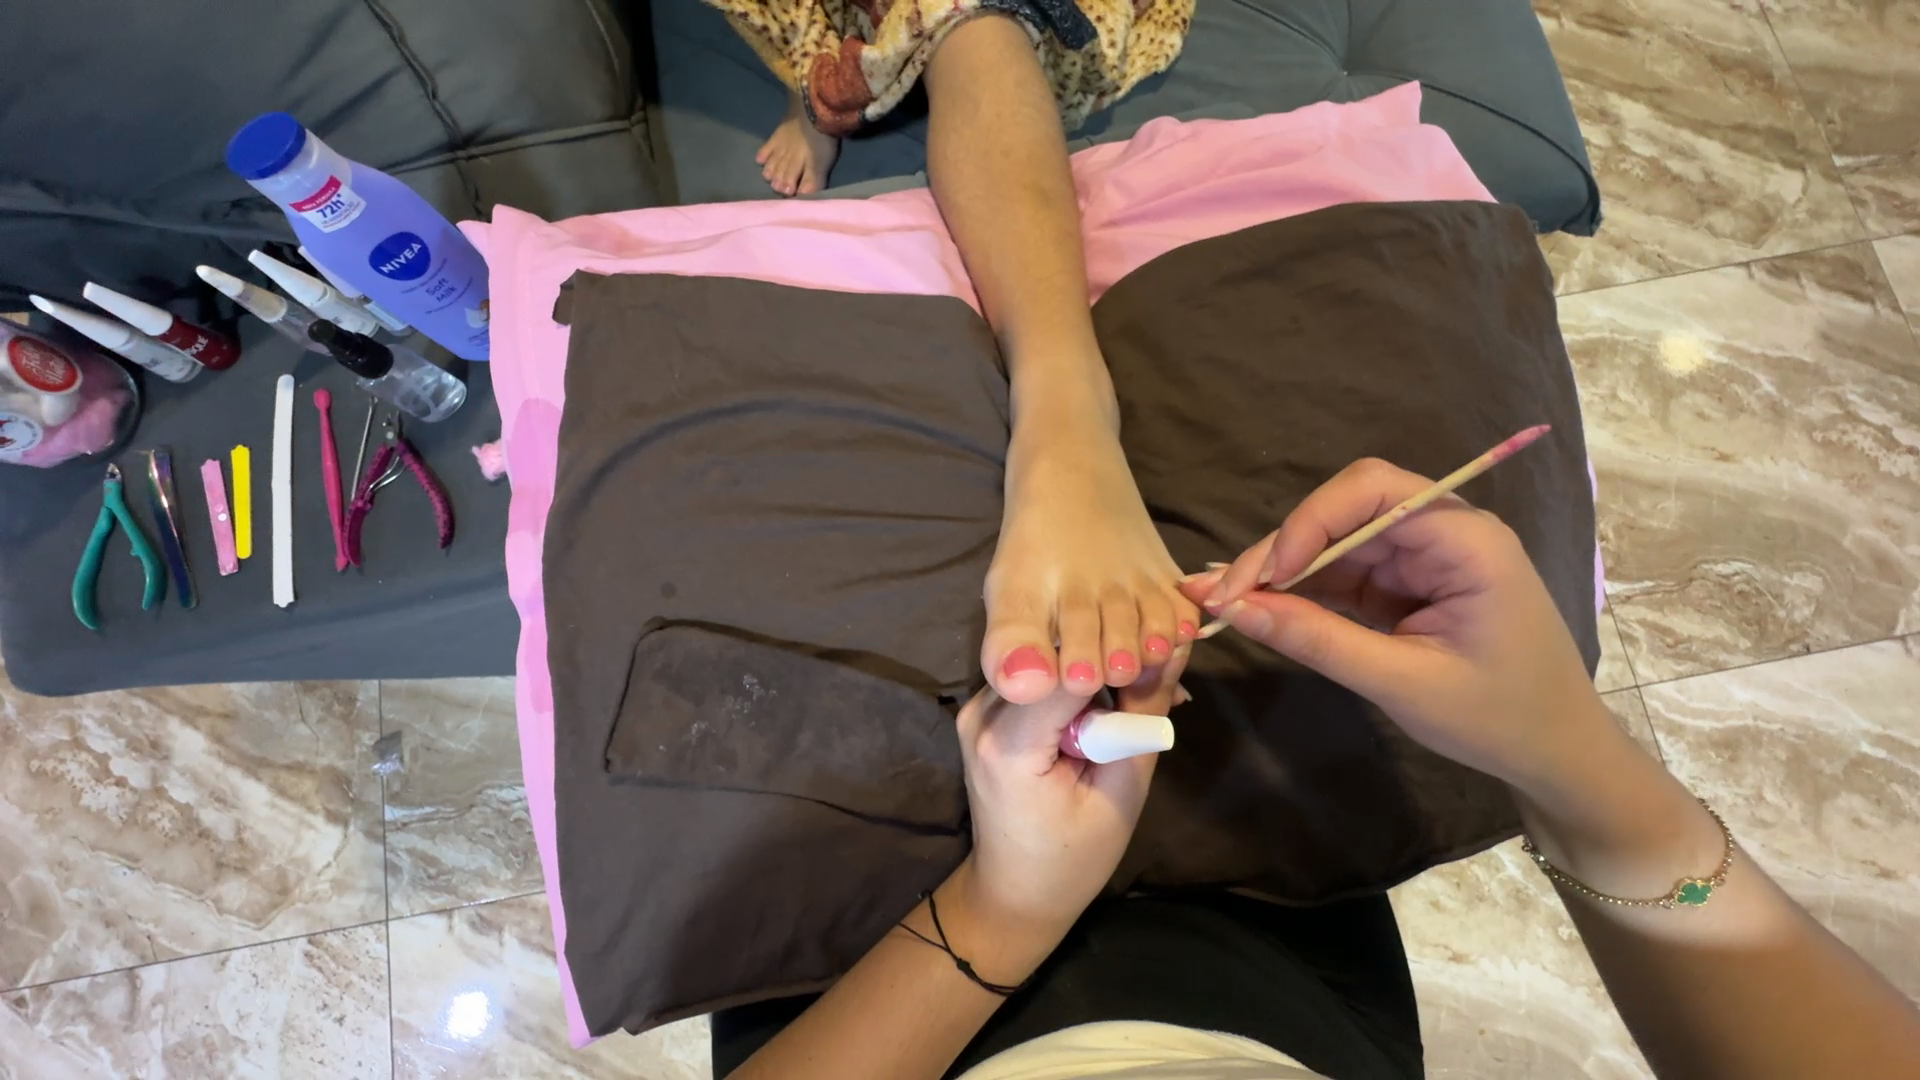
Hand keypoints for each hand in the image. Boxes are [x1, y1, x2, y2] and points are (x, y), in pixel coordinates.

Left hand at [955, 647, 1187, 936]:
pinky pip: (1038, 675)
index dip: (1119, 655)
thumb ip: (1143, 718)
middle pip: (1055, 655)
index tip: (1160, 655)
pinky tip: (1106, 700)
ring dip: (1095, 666)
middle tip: (1157, 673)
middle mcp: (980, 711)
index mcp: (1007, 743)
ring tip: (1136, 689)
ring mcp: (976, 706)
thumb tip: (1171, 649)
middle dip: (1110, 655)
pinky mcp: (984, 707)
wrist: (1012, 888)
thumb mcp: (1123, 793)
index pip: (1070, 669)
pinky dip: (1075, 682)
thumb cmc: (1072, 859)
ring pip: (1048, 657)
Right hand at [1180, 458, 1612, 792]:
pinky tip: (1255, 608)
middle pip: (1339, 512)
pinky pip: (1332, 573)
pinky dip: (1292, 592)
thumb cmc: (1499, 719)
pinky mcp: (1394, 584)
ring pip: (1326, 541)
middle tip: (1221, 598)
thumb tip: (1231, 609)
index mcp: (1465, 541)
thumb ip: (1317, 640)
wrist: (1554, 755)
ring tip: (1225, 605)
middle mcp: (1437, 533)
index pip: (1373, 491)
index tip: (1267, 578)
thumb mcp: (1402, 683)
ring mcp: (1413, 558)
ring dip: (1276, 571)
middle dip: (1279, 550)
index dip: (1310, 521)